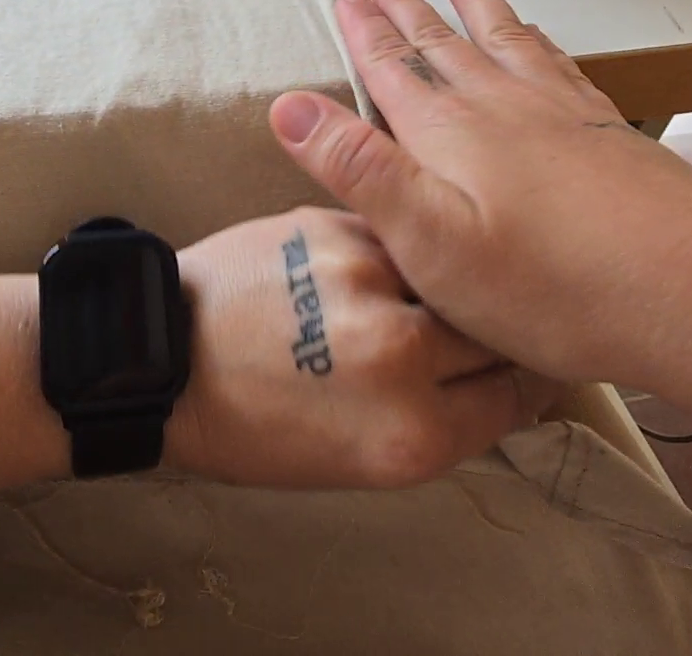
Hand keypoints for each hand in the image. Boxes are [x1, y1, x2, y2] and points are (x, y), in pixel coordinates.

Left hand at [162, 207, 541, 489]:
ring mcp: (366, 278)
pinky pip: (395, 236)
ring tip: (431, 282)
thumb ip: (433, 422)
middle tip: (485, 319)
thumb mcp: (354, 463)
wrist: (166, 357)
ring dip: (445, 278)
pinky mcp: (333, 227)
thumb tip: (492, 379)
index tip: (525, 361)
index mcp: (411, 435)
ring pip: (448, 269)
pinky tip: (382, 258)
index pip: (513, 399)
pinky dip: (399, 249)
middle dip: (493, 326)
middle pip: (492, 329)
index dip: (525, 379)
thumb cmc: (253, 426)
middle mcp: (400, 353)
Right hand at [263, 0, 691, 411]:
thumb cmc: (552, 286)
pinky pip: (559, 66)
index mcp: (452, 133)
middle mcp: (504, 107)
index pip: (393, 68)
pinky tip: (540, 38)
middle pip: (444, 44)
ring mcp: (562, 115)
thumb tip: (286, 106)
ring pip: (504, 42)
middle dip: (408, 9)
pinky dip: (537, 40)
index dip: (364, 33)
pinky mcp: (607, 135)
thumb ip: (358, 169)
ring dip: (474, 8)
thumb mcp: (429, 242)